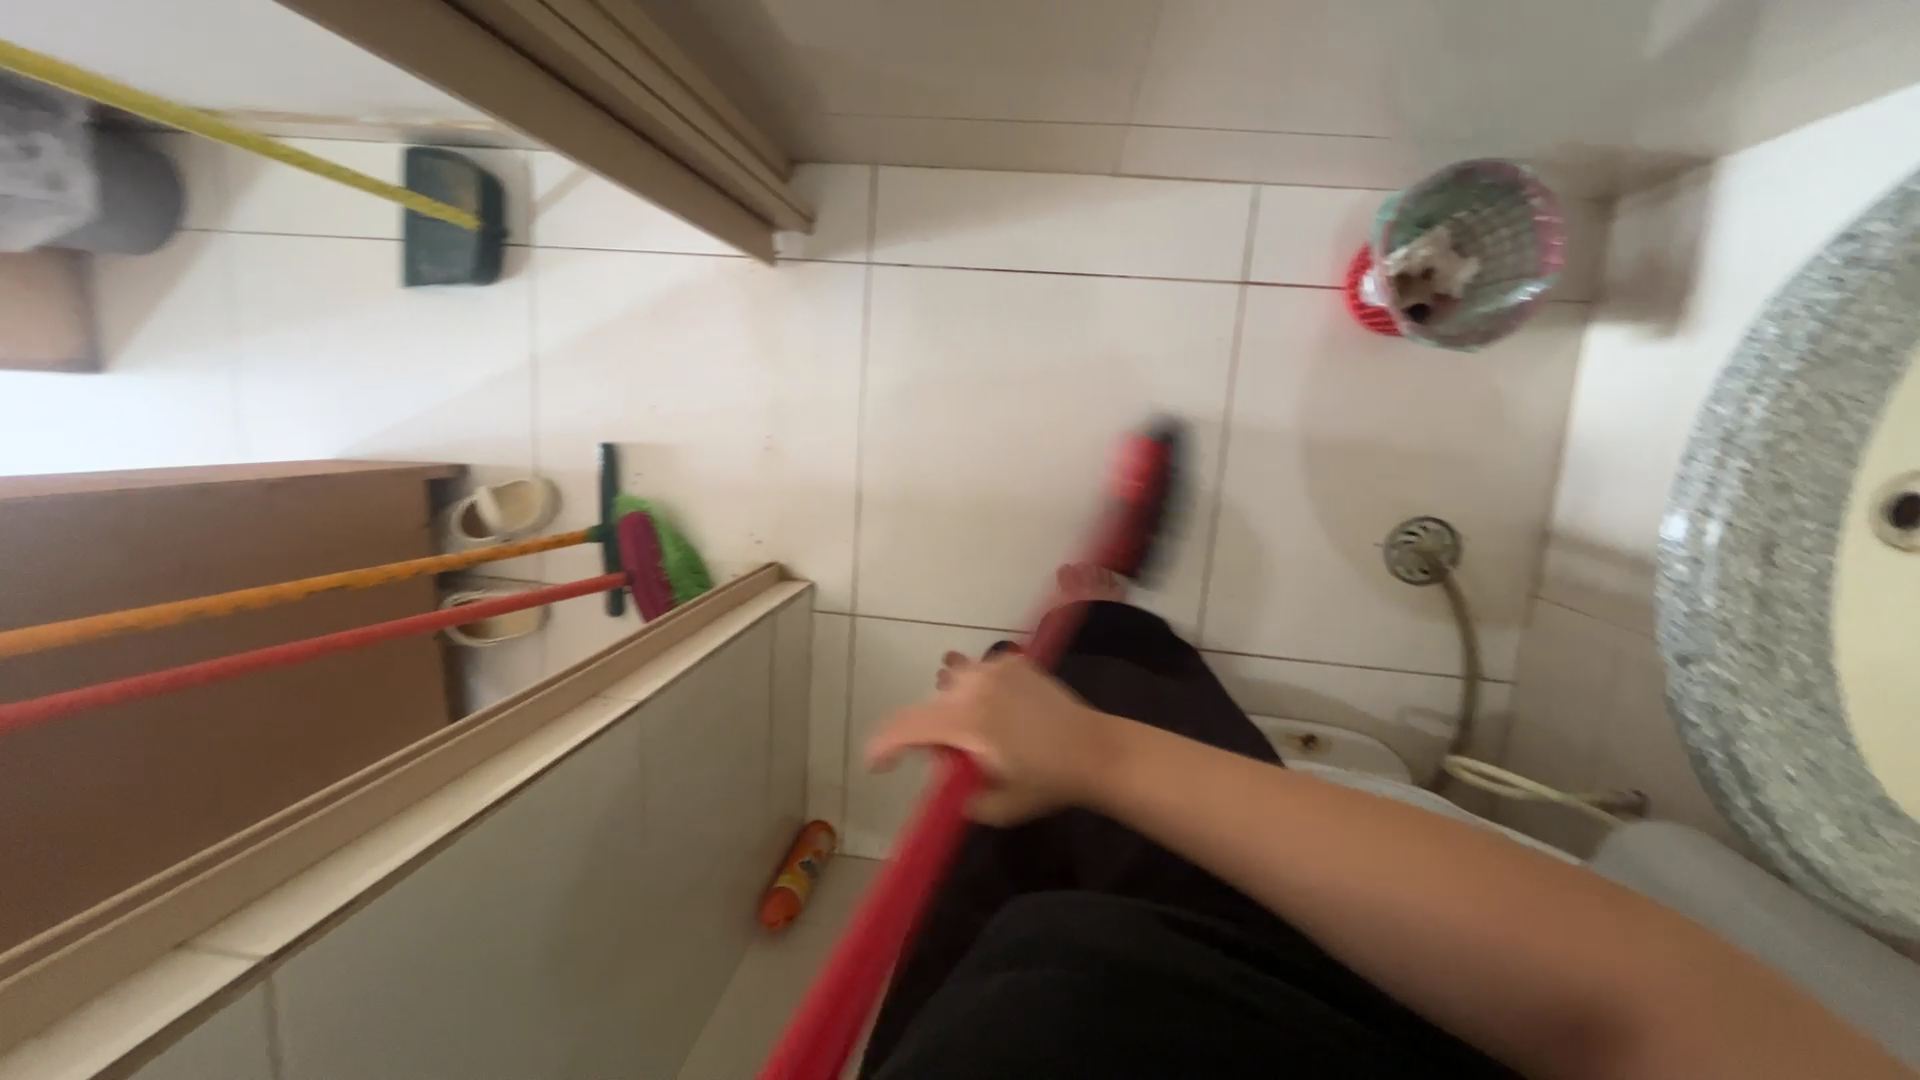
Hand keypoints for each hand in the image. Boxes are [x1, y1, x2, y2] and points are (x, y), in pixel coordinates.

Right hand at [864, 651, 1123, 824]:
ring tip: (978, 732)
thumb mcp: (992, 805)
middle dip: (930, 734)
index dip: (882, 746)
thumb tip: (940, 767)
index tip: (877, 766)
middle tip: (954, 760)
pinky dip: (977, 691)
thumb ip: (953, 788)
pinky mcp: (1013, 661)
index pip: (906, 727)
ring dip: (952, 709)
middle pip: (929, 708)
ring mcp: (995, 668)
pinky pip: (978, 674)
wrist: (1096, 751)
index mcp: (968, 723)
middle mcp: (975, 687)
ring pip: (952, 686)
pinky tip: (998, 710)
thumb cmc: (1046, 784)